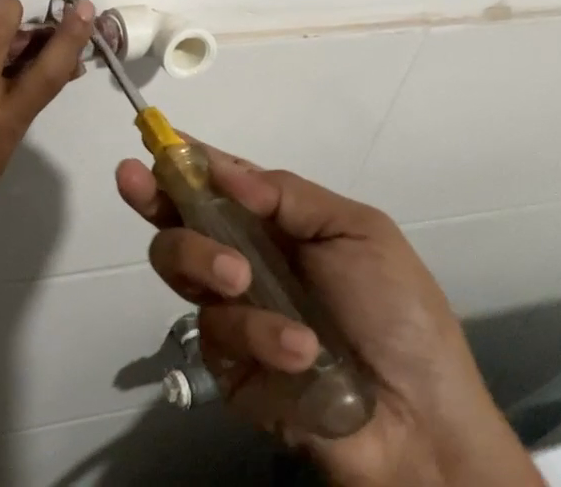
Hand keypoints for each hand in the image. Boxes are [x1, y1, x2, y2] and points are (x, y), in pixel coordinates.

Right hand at [116, 145, 543, 486]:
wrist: (421, 422)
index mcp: (275, 224)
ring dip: (204, 261)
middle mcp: (242, 259)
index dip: (182, 160)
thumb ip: (289, 195)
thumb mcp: (360, 233)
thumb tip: (222, 170)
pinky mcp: (226, 363)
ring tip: (243, 279)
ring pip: (179, 266)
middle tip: (138, 183)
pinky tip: (299, 349)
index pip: (217, 182)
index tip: (152, 138)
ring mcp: (230, 311)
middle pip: (177, 220)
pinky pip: (214, 333)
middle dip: (153, 197)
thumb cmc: (398, 314)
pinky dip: (256, 334)